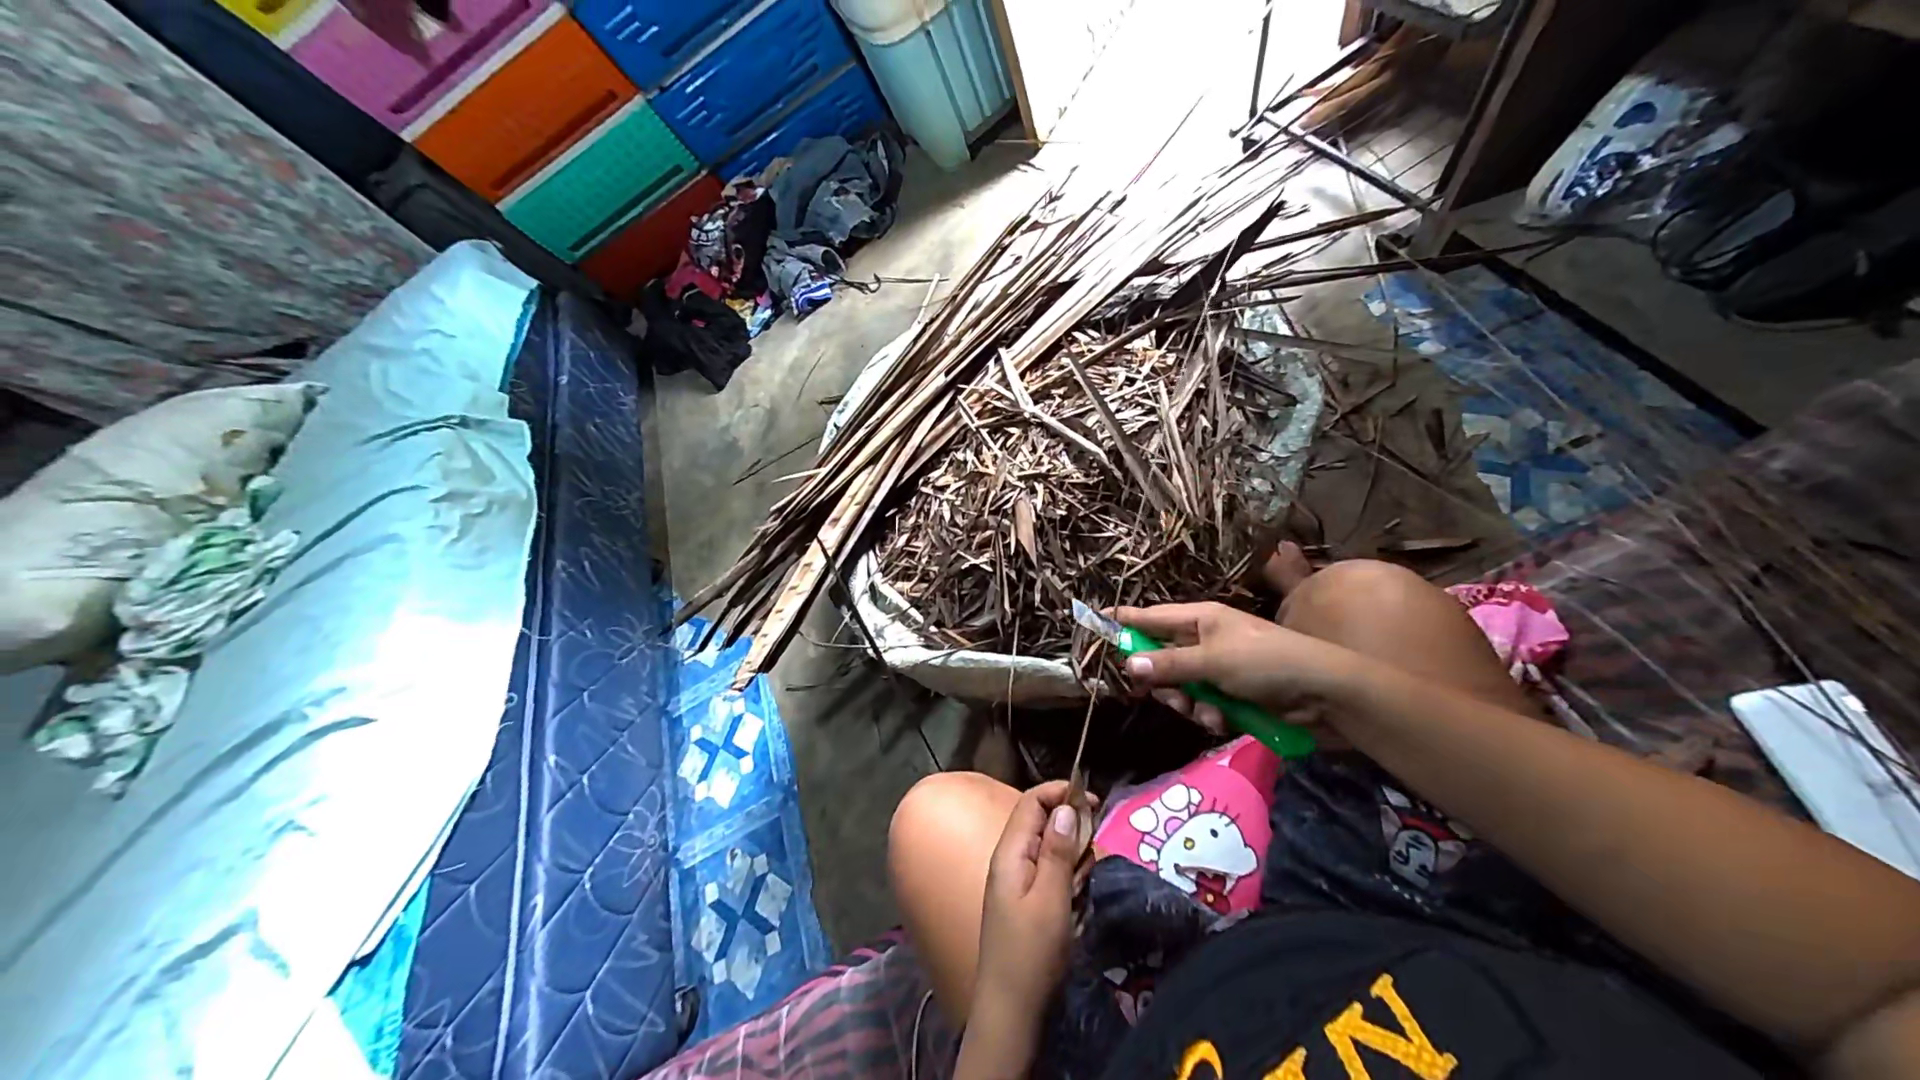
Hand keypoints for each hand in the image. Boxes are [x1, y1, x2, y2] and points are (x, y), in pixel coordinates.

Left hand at [965, 781, 1089, 1063]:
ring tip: (1089, 869)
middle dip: (1071, 822)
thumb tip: (1066, 807)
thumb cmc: (1031, 952)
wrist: (1010, 1009)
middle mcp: (1010, 859)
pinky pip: (1048, 870)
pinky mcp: (1025, 900)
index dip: (1061, 792)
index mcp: (1010, 852)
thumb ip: (1058, 851)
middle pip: (1041, 821)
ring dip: (1072, 849)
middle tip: (1096, 841)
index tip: (1094, 801)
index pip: (1032, 802)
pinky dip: (1067, 871)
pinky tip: (1080, 889)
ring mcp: (1016, 881)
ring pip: (1048, 846)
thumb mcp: (1051, 898)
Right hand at [1111, 602, 1360, 733]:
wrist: (1324, 693)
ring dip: (1186, 702)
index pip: (1151, 616)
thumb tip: (1127, 665)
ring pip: (1179, 686)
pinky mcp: (1231, 694)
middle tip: (1165, 694)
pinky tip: (1221, 721)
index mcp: (1201, 618)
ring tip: (1203, 711)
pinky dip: (1207, 714)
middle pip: (1160, 657)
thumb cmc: (1266, 662)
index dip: (1124, 621)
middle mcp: (1205, 640)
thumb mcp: (1212, 661)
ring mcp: (1218, 668)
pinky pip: (1201, 704)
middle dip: (1159, 679)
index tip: (1094, 624)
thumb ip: (1168, 664)